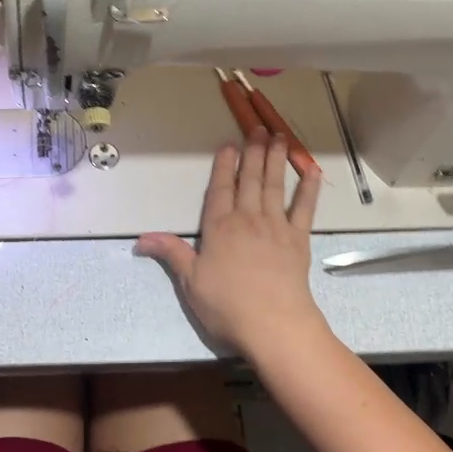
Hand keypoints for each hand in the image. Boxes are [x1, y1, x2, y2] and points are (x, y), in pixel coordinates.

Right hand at [135, 129, 326, 355]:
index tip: (229, 144)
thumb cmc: (226, 305)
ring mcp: (276, 226)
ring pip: (275, 185)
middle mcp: (247, 219)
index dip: (224, 165)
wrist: (273, 323)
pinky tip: (311, 170)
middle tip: (258, 128)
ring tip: (278, 136)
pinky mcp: (298, 239)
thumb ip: (171, 253)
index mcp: (219, 228)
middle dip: (253, 152)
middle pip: (250, 179)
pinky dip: (308, 188)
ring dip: (276, 159)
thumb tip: (141, 237)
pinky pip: (305, 208)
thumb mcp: (190, 281)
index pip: (220, 189)